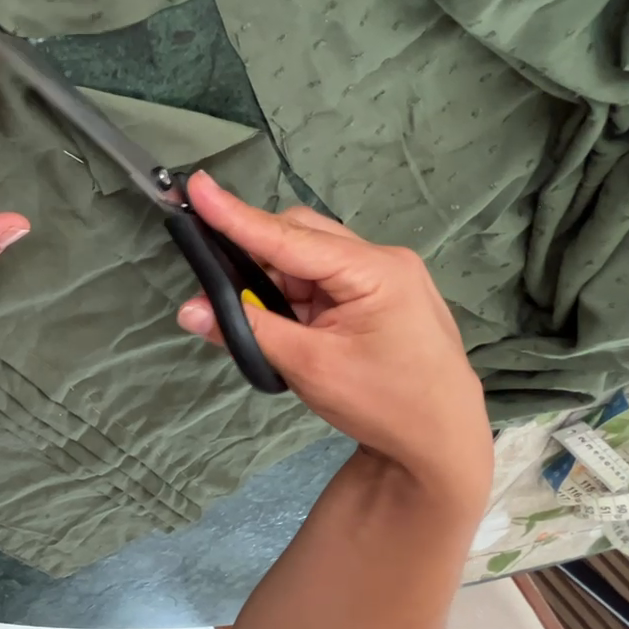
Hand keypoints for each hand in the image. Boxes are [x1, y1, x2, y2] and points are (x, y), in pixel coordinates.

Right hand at [176, 174, 491, 505]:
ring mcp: (377, 278)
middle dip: (253, 255)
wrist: (440, 441)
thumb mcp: (308, 366)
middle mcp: (378, 261)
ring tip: (256, 320)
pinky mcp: (370, 297)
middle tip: (218, 287)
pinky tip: (279, 324)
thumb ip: (247, 330)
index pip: (287, 237)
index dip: (235, 215)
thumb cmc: (383, 402)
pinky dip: (286, 299)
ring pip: (302, 259)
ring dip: (269, 282)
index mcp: (373, 270)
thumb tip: (189, 309)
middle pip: (297, 235)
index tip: (196, 187)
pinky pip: (313, 281)